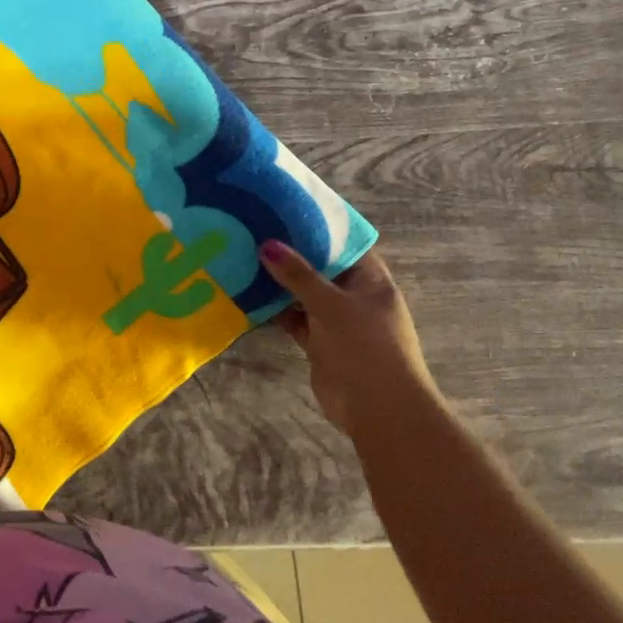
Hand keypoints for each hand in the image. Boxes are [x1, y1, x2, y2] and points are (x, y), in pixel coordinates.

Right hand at [262, 243, 442, 437]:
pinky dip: (274, 310)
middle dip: (292, 255)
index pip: (346, 247)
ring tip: (243, 257)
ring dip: (279, 283)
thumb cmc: (366, 348)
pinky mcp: (320, 343)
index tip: (284, 213)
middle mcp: (355, 299)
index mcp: (372, 283)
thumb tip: (267, 244)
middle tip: (253, 232)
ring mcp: (337, 322)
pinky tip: (246, 295)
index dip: (320, 230)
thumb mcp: (331, 305)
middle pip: (321, 269)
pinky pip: (293, 318)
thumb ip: (298, 275)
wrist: (379, 410)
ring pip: (303, 294)